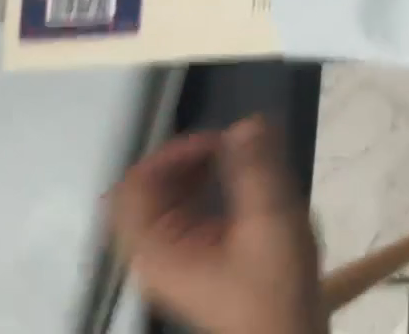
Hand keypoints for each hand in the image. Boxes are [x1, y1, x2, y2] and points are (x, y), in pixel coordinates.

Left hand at [109, 117, 325, 333]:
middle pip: (148, 190)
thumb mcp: (272, 222)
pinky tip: (247, 179)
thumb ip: (257, 170)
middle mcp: (156, 251)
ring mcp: (176, 256)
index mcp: (157, 248)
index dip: (173, 153)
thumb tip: (248, 123)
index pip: (134, 187)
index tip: (223, 139)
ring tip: (246, 154)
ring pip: (169, 198)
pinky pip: (189, 210)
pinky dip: (211, 185)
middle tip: (238, 143)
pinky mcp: (199, 257)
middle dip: (189, 157)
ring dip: (201, 168)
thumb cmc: (275, 285)